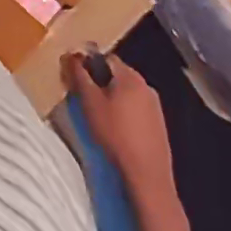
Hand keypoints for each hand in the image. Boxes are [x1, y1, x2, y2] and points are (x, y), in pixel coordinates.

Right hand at [65, 52, 177, 193]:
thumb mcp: (89, 102)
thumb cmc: (115, 133)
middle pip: (116, 74)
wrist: (147, 175)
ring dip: (112, 97)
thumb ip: (79, 75)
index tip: (77, 78)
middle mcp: (146, 86)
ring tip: (100, 114)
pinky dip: (125, 111)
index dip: (88, 64)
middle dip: (100, 81)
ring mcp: (156, 106)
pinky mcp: (159, 124)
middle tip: (85, 97)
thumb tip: (70, 55)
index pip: (105, 57)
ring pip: (127, 92)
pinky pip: (137, 107)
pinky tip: (117, 128)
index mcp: (130, 76)